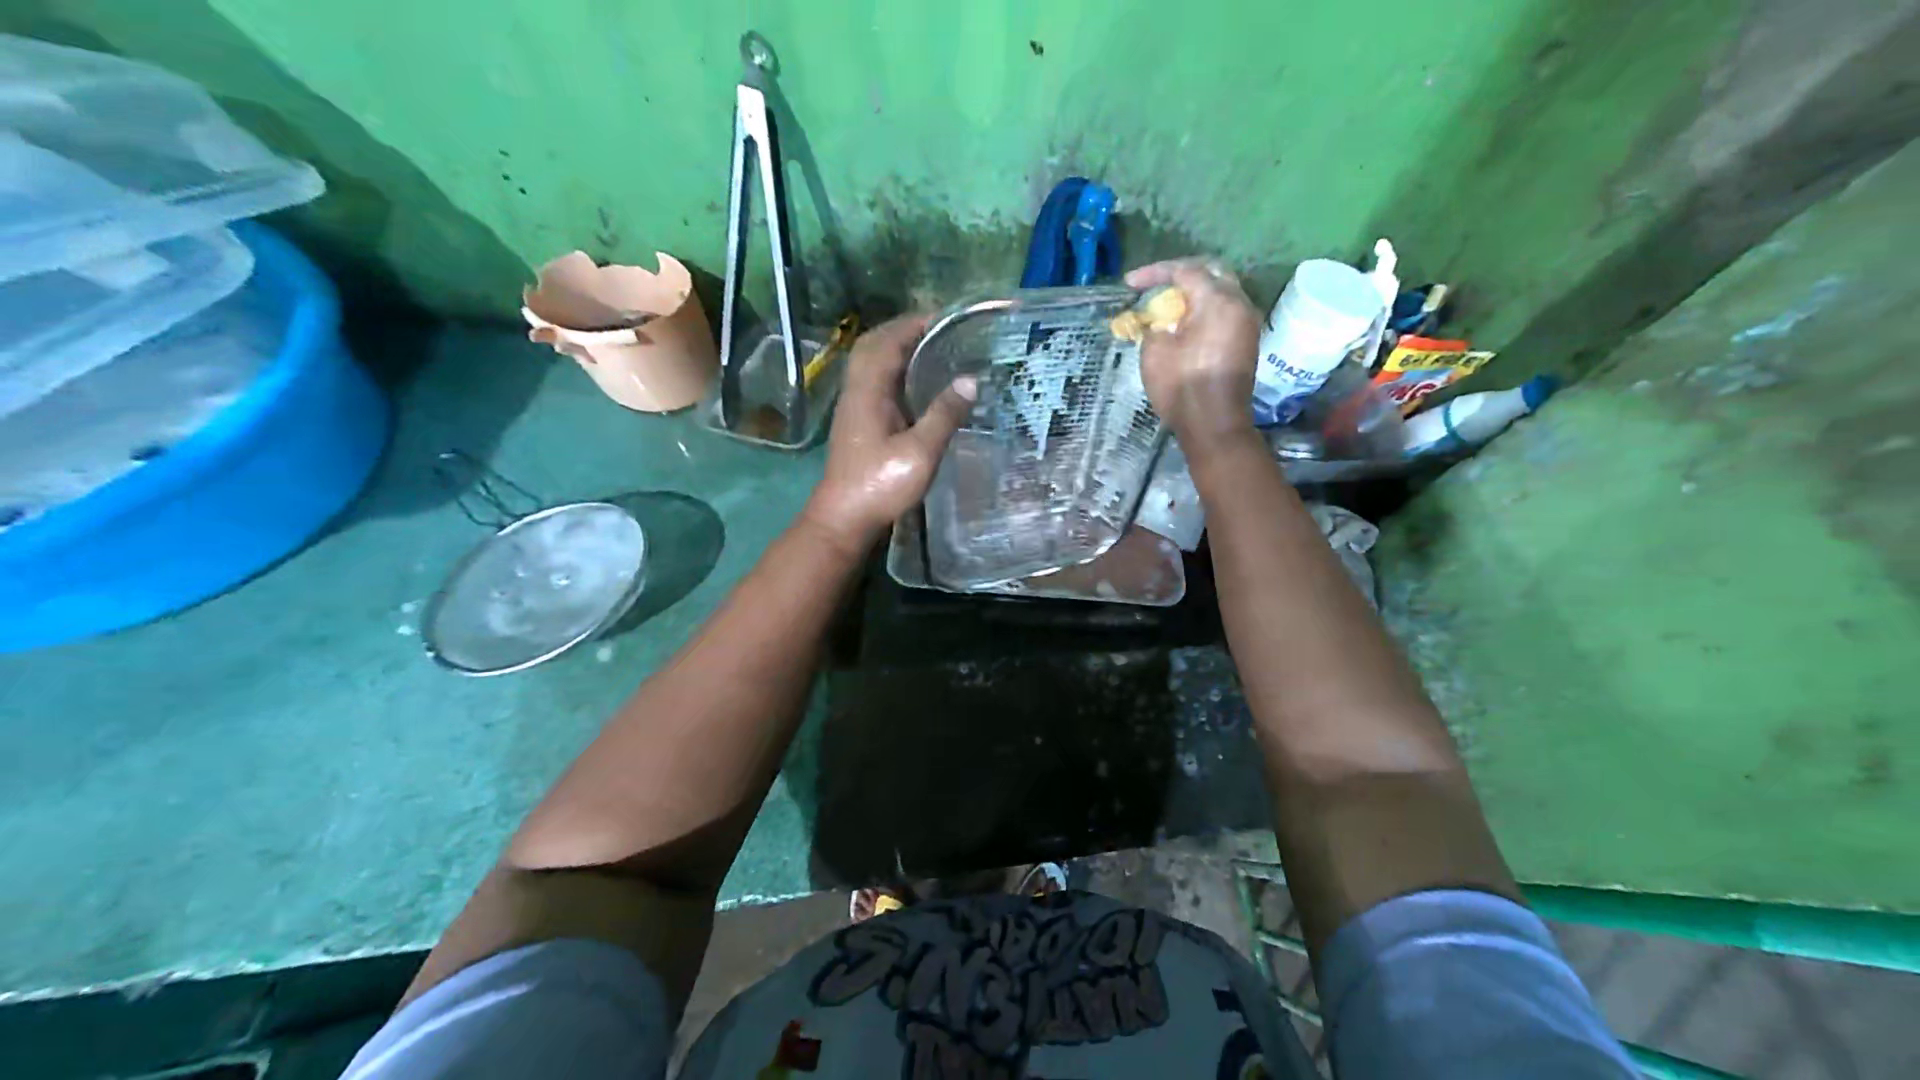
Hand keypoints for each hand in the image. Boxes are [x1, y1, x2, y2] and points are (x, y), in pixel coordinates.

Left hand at [801, 314, 975, 553]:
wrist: (843, 519)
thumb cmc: (880, 486)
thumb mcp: (920, 452)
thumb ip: (945, 415)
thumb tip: (971, 380)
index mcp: (869, 390)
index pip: (889, 341)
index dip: (915, 323)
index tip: (946, 316)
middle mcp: (857, 391)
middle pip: (875, 346)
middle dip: (905, 330)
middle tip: (940, 328)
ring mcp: (854, 407)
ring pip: (872, 364)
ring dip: (898, 349)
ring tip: (933, 349)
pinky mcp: (858, 424)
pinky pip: (875, 382)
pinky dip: (895, 371)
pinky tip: (917, 384)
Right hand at [1126, 257, 1260, 455]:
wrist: (1214, 425)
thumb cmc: (1181, 387)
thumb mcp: (1154, 351)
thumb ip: (1155, 324)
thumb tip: (1159, 321)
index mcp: (1217, 300)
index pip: (1185, 270)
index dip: (1154, 273)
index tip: (1130, 283)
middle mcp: (1239, 303)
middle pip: (1211, 272)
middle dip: (1180, 274)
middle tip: (1155, 284)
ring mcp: (1247, 322)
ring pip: (1222, 290)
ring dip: (1194, 292)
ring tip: (1168, 303)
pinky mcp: (1247, 340)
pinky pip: (1226, 310)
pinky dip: (1205, 308)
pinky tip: (1185, 321)